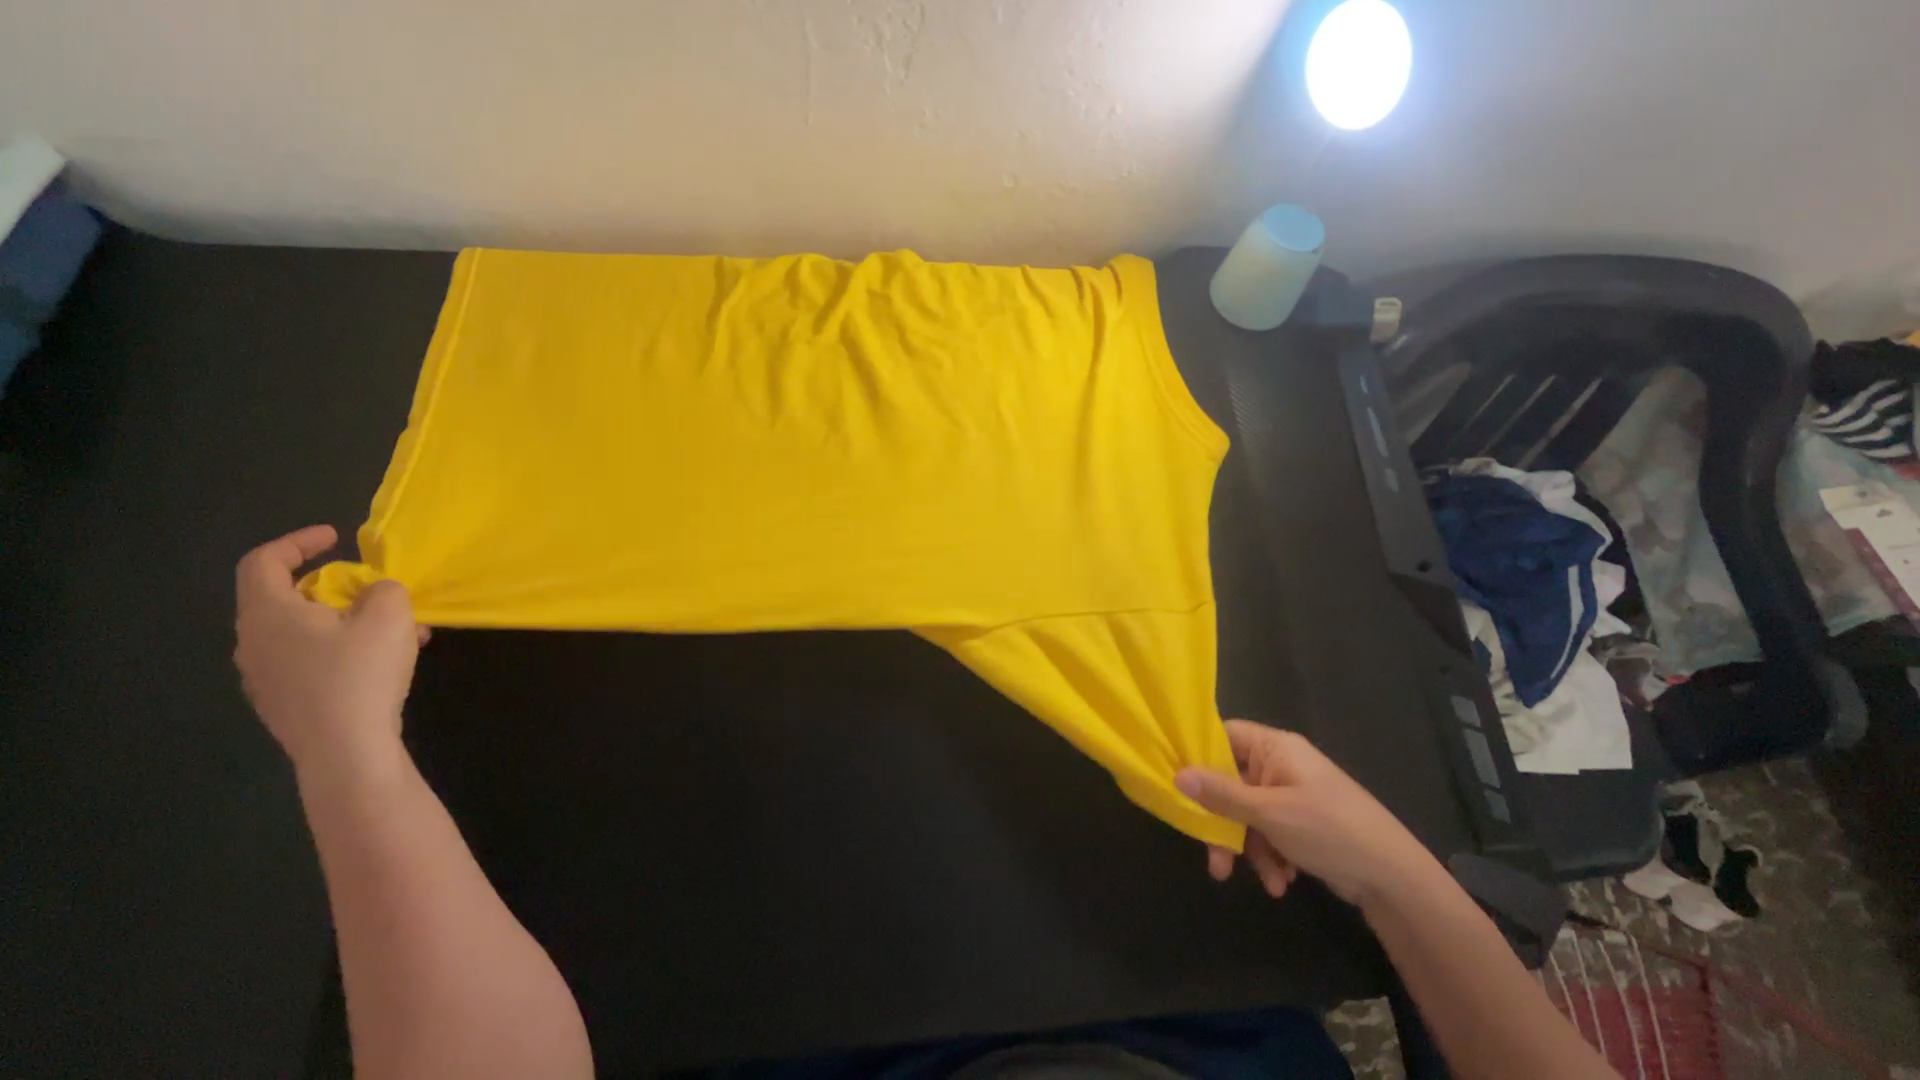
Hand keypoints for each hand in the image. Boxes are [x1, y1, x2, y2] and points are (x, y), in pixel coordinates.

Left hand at [234, 525, 426, 783]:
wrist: (345, 752)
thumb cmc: (361, 675)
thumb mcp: (391, 617)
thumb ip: (385, 590)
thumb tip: (376, 592)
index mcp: (268, 612)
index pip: (263, 561)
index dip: (297, 542)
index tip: (335, 539)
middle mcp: (252, 642)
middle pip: (285, 598)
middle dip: (334, 589)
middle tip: (375, 594)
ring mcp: (262, 678)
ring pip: (300, 634)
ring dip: (342, 624)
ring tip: (391, 635)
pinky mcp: (280, 706)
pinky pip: (305, 663)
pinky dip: (337, 653)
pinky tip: (375, 669)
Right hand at [1176, 721, 1433, 907]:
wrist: (1392, 876)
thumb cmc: (1329, 829)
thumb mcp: (1269, 812)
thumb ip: (1222, 794)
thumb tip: (1177, 775)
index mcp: (1275, 748)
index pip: (1222, 736)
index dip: (1197, 755)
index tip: (1174, 782)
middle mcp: (1281, 766)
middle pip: (1230, 783)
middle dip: (1223, 825)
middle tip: (1216, 860)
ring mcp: (1291, 796)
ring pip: (1247, 815)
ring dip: (1250, 849)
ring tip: (1266, 881)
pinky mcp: (1300, 824)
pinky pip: (1268, 833)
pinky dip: (1270, 857)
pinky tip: (1282, 881)